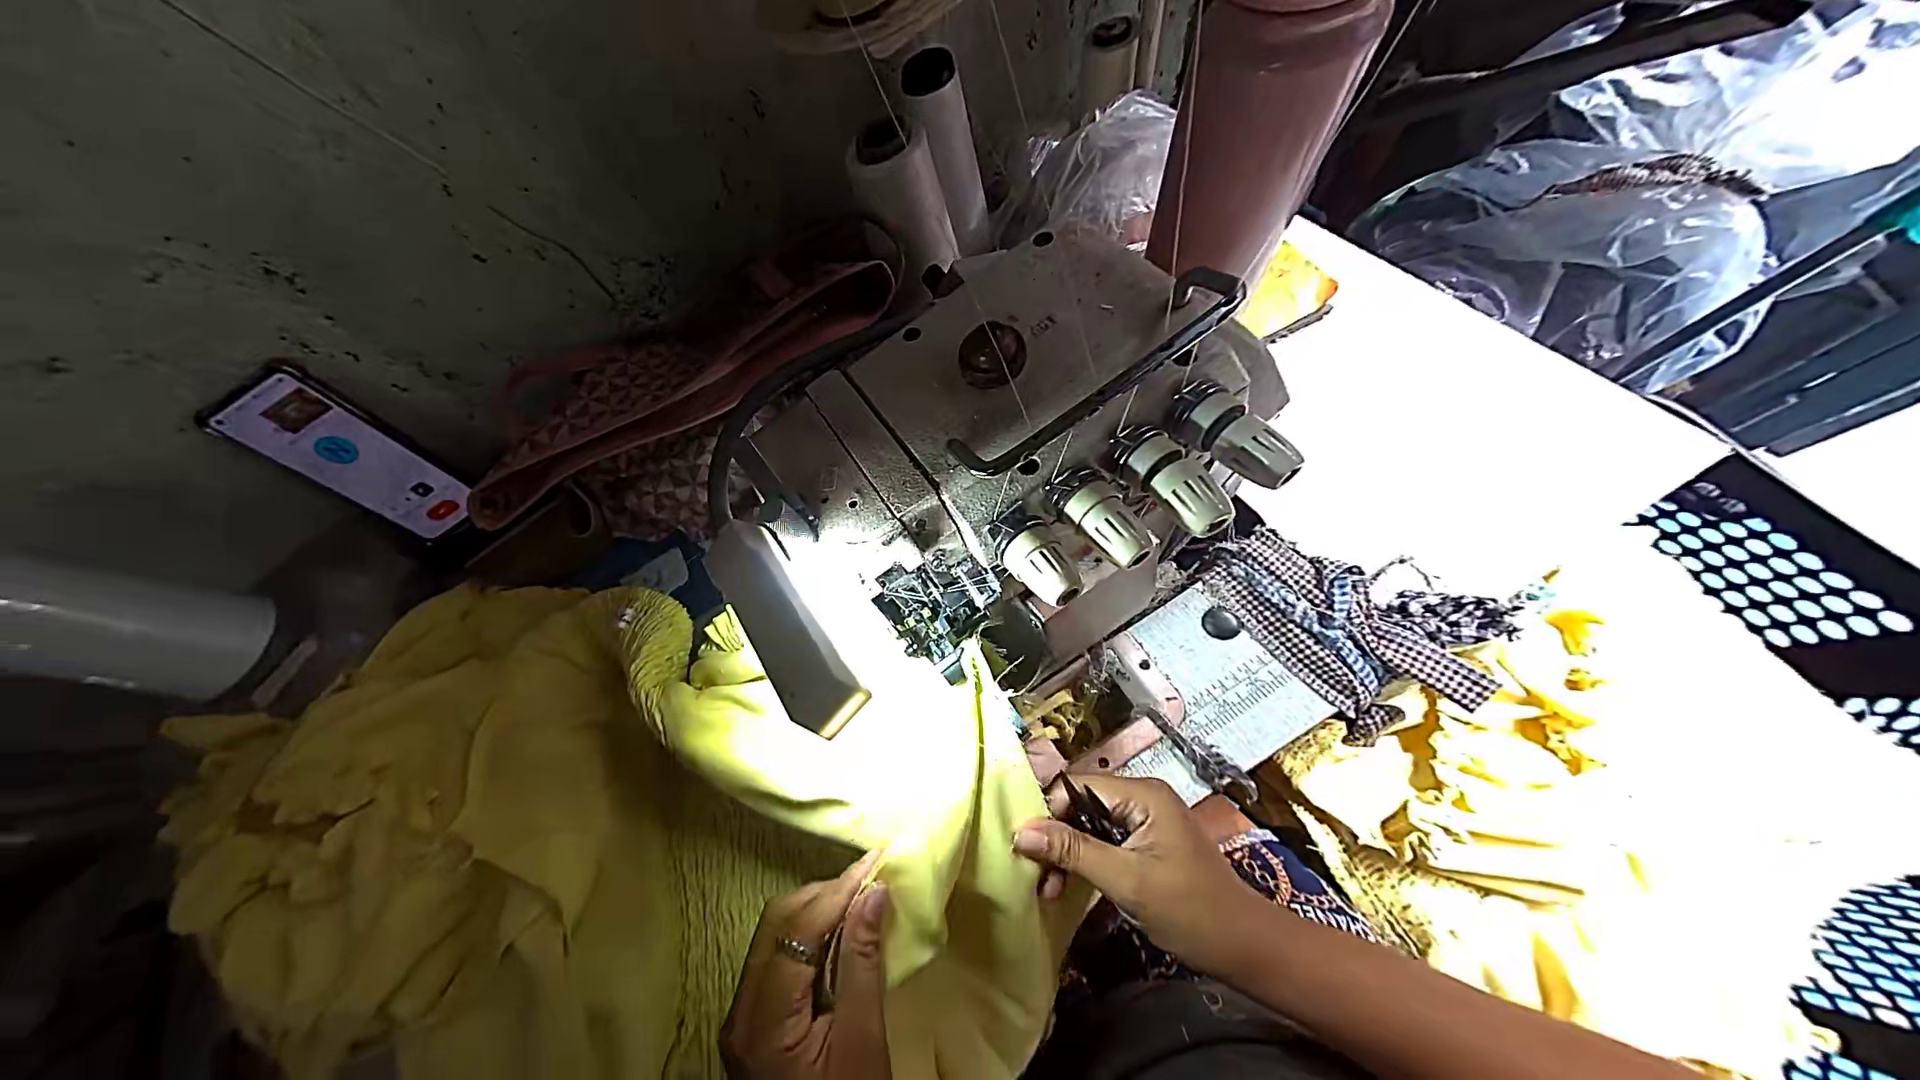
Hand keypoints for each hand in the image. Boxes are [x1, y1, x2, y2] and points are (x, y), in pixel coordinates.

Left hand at [720, 853, 891, 1078]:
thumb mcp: (862, 1041)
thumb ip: (863, 962)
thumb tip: (875, 893)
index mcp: (761, 1022)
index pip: (795, 930)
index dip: (838, 890)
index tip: (875, 862)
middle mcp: (740, 1012)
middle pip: (777, 924)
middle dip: (825, 894)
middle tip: (871, 880)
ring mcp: (743, 1016)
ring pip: (775, 935)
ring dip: (818, 910)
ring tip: (861, 900)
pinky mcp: (755, 1021)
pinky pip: (779, 958)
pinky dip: (811, 935)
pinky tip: (841, 932)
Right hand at [1013, 775, 1265, 975]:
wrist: (1245, 946)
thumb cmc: (1190, 910)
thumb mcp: (1126, 880)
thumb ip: (1073, 851)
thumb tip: (1021, 831)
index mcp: (1142, 793)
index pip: (1077, 785)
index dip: (1049, 812)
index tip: (1027, 848)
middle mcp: (1142, 796)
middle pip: (1081, 804)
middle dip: (1055, 837)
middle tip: (1036, 875)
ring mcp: (1145, 819)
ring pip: (1089, 824)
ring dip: (1067, 853)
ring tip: (1049, 889)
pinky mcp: (1145, 841)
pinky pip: (1104, 840)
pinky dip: (1085, 861)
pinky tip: (1068, 886)